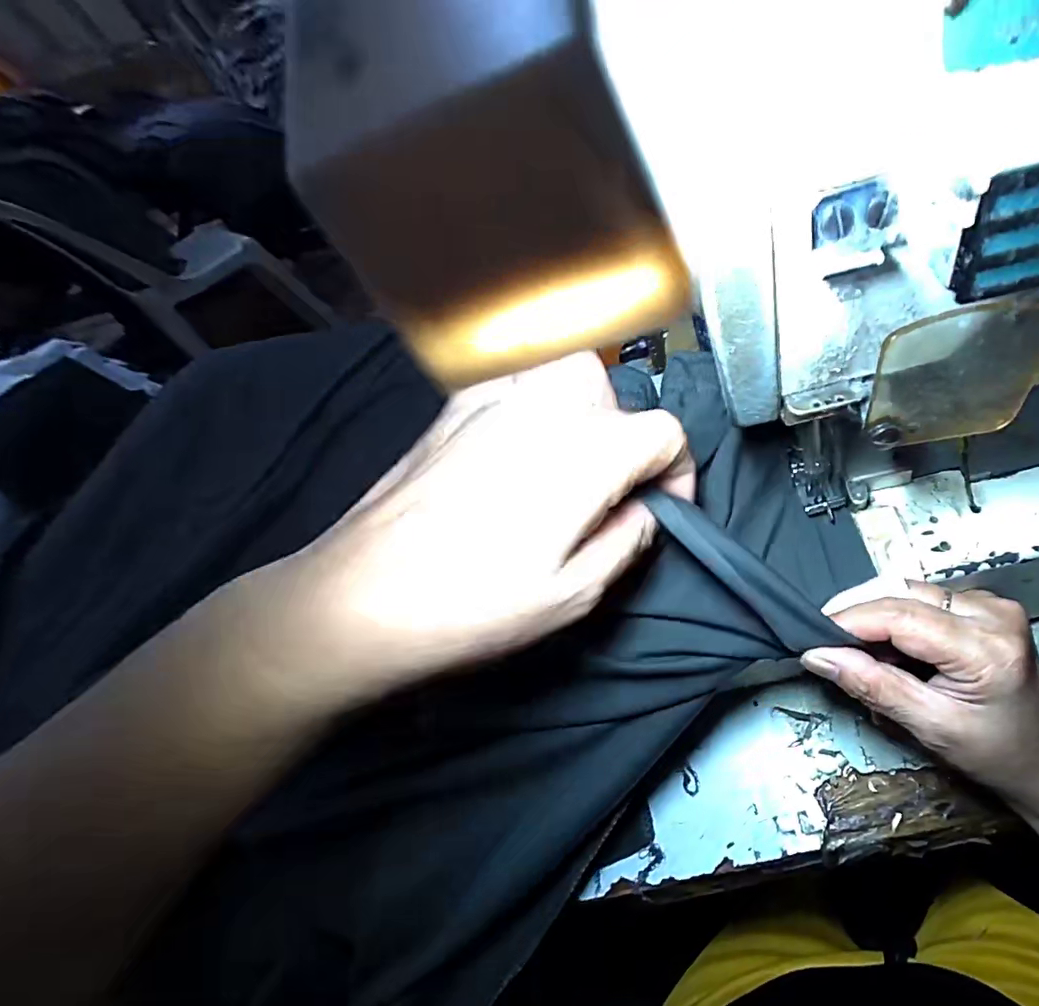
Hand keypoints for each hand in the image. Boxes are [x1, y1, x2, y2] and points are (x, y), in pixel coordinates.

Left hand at [242, 352, 693, 714]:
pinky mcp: (451, 408)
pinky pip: (514, 378)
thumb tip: (646, 512)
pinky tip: (520, 441)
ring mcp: (493, 400)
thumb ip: (628, 541)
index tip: (665, 509)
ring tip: (574, 455)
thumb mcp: (576, 593)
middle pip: (614, 386)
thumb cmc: (476, 605)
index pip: (665, 433)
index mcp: (588, 453)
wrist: (359, 600)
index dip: (680, 472)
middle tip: (615, 482)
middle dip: (629, 429)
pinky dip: (535, 398)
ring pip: (562, 367)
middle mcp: (546, 409)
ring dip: (585, 403)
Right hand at [801, 583, 1038, 823]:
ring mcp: (994, 604)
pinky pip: (928, 598)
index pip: (901, 615)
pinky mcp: (987, 605)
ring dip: (876, 613)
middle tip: (824, 640)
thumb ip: (873, 685)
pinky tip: (887, 643)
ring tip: (854, 646)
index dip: (850, 620)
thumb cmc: (995, 751)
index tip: (812, 635)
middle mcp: (994, 612)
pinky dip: (898, 616)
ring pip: (913, 590)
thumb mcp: (929, 726)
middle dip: (858, 613)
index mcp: (985, 647)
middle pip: (905, 592)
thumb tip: (820, 656)